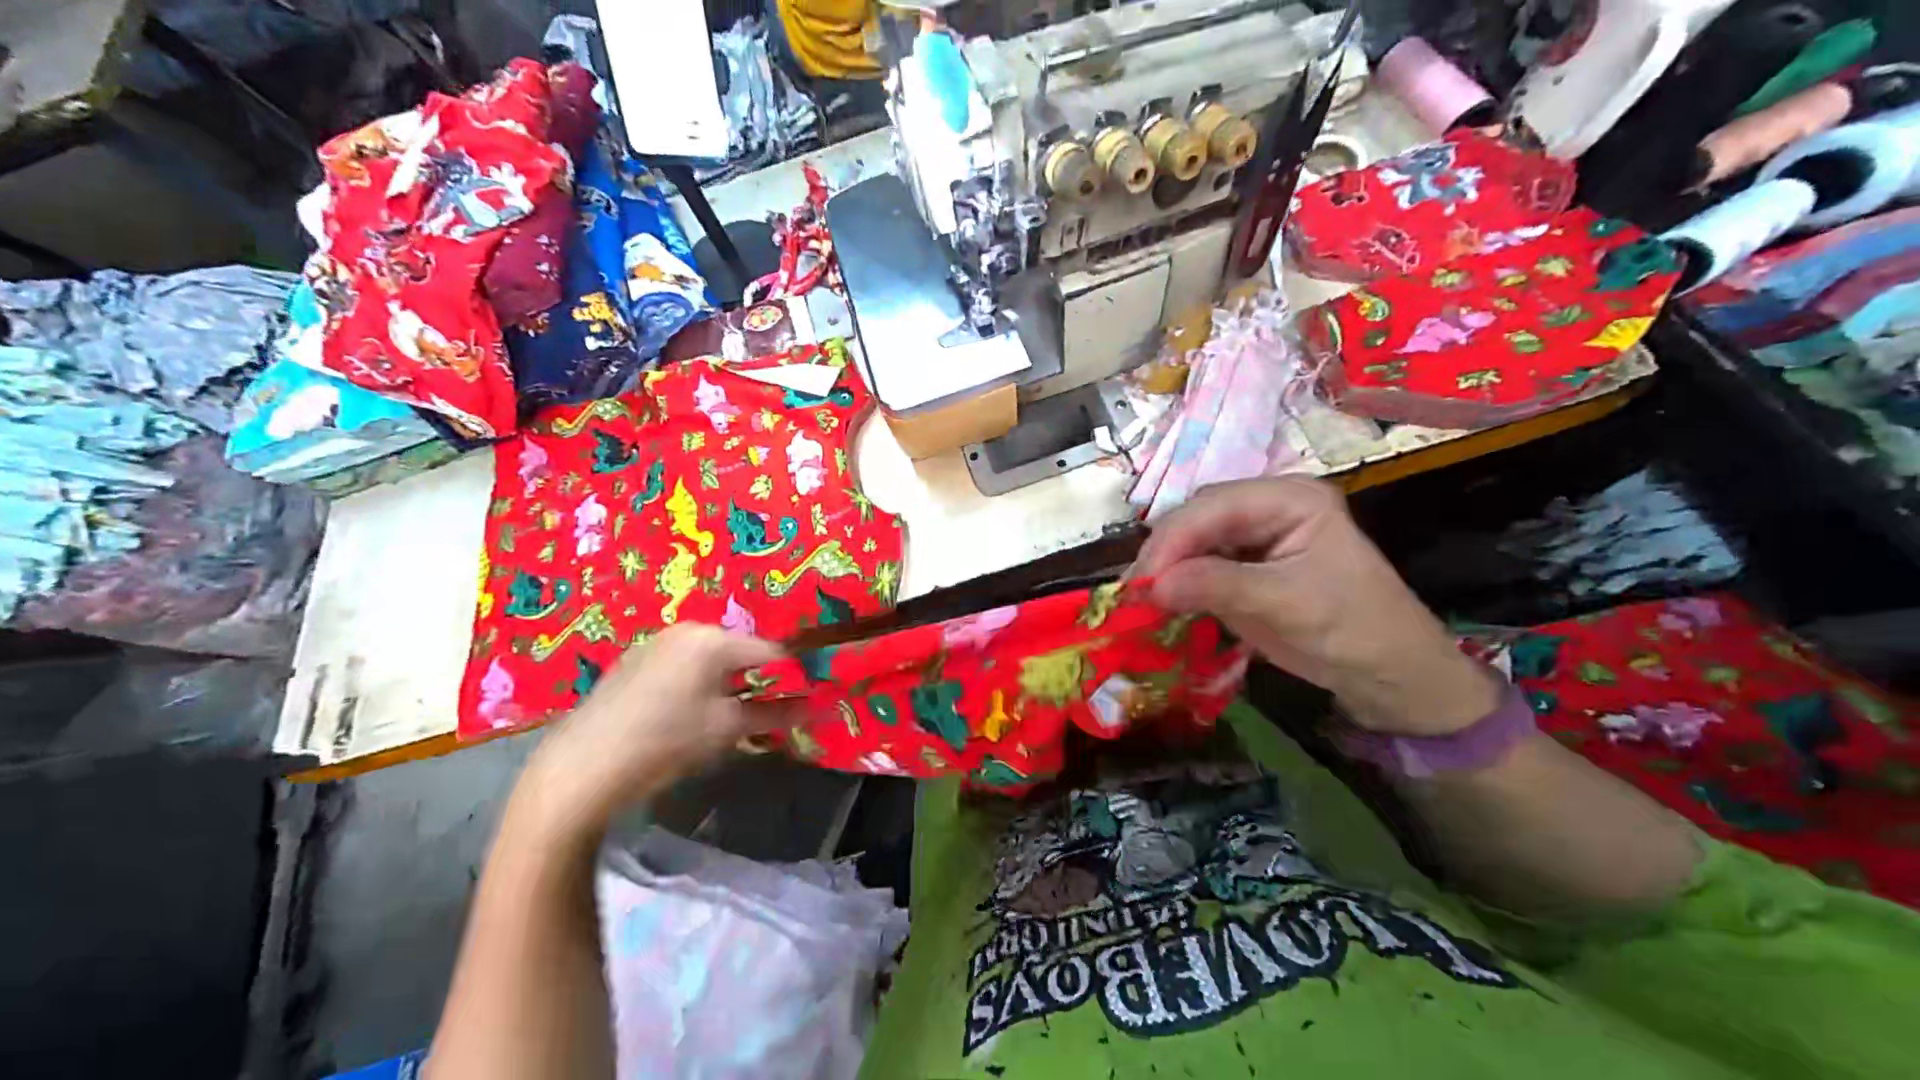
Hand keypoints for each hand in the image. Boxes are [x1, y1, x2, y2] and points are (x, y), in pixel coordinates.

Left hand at [515, 625, 791, 834]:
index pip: (770, 650)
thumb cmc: (665, 742)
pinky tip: (690, 715)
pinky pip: (684, 665)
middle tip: (768, 711)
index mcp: (713, 639)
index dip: (793, 674)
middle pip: (740, 651)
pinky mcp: (636, 661)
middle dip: (759, 679)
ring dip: (729, 682)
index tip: (807, 697)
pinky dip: (699, 683)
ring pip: (711, 659)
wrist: (582, 766)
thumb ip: (777, 714)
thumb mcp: (727, 729)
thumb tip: (820, 709)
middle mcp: (686, 630)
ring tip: (730, 717)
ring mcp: (657, 643)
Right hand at [1132, 477, 1498, 735]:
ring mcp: (1250, 536)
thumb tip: (1151, 587)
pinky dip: (1173, 584)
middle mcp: (1265, 507)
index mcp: (1290, 498)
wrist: (1390, 677)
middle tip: (1133, 594)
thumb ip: (1219, 586)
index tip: (1142, 582)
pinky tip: (1157, 602)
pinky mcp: (1239, 566)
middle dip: (1163, 553)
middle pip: (1194, 518)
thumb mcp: (1290, 604)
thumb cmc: (1357, 630)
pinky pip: (1194, 566)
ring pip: (1187, 541)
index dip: (1173, 540)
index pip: (1213, 506)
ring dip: (1162, 568)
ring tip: (1137, 600)